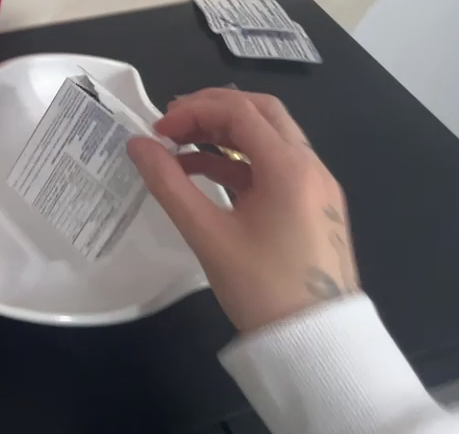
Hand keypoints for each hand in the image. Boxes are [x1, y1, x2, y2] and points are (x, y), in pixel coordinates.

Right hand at [128, 88, 358, 332]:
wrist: (321, 349)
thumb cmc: (263, 288)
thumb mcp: (207, 234)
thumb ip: (168, 182)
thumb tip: (137, 144)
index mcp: (290, 169)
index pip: (239, 110)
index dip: (192, 110)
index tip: (158, 131)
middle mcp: (311, 167)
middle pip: (260, 111)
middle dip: (211, 109)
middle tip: (173, 124)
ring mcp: (316, 187)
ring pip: (268, 135)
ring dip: (223, 132)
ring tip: (180, 147)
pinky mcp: (313, 206)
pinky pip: (273, 164)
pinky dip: (238, 158)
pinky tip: (203, 172)